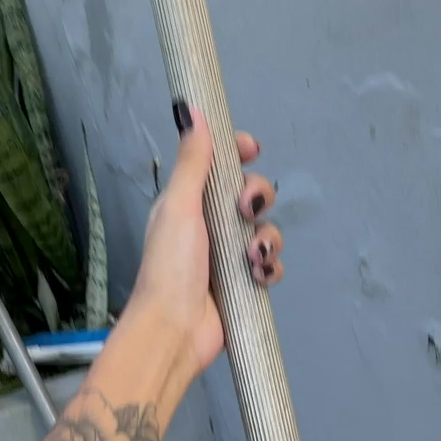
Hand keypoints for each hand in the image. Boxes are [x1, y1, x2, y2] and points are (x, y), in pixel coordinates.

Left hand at [124, 100, 281, 380]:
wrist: (174, 330)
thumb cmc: (169, 268)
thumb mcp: (178, 207)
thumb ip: (192, 162)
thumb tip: (191, 110)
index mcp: (189, 204)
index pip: (219, 166)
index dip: (238, 153)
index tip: (251, 149)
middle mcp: (209, 227)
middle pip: (251, 195)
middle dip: (258, 198)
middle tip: (245, 211)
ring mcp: (228, 257)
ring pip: (265, 231)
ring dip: (267, 239)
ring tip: (252, 257)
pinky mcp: (243, 285)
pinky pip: (271, 266)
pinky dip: (270, 269)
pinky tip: (259, 277)